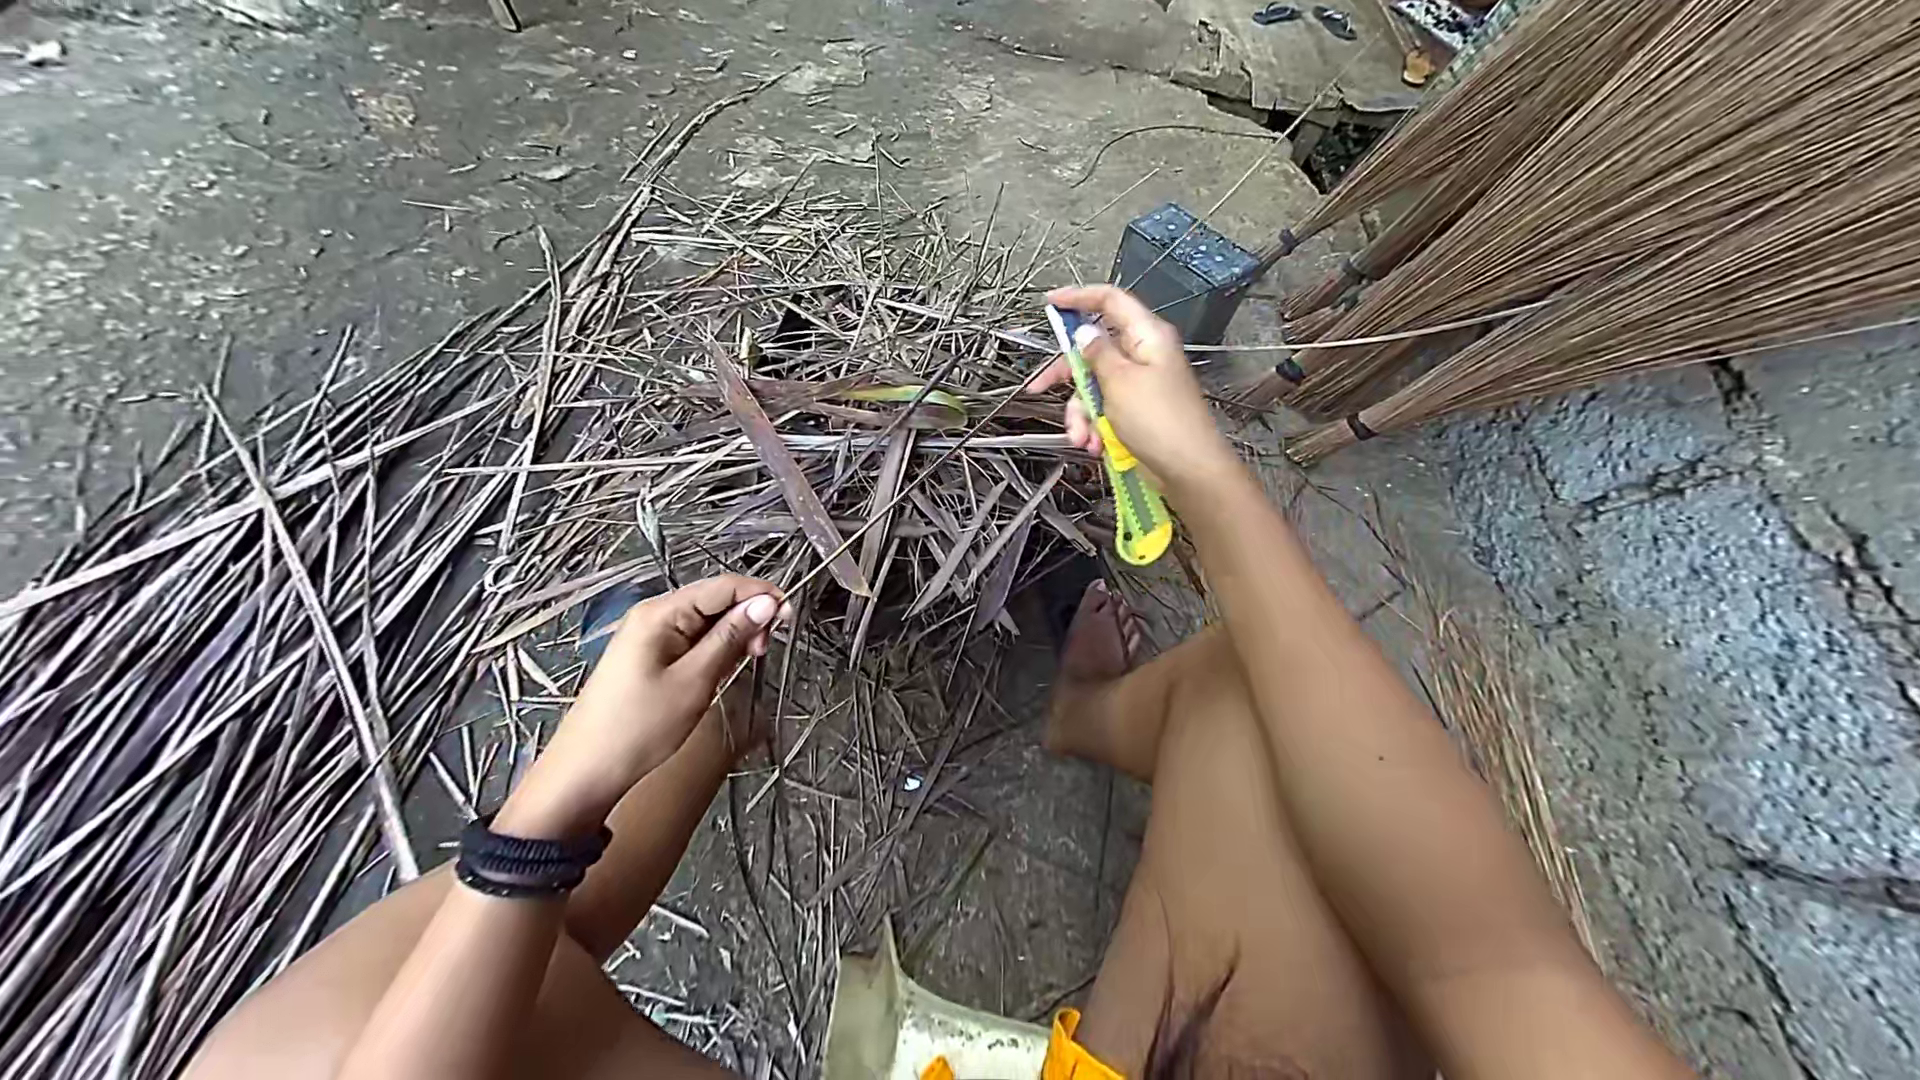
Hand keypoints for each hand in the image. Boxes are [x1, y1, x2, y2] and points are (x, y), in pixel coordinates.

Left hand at [498, 575, 788, 836]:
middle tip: (765, 647)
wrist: (586, 773)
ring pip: (709, 620)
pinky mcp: (654, 654)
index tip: (789, 615)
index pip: (724, 586)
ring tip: (748, 660)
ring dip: (735, 634)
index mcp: (661, 613)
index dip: (761, 595)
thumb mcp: (695, 679)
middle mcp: (656, 615)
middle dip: (749, 616)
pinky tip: (726, 667)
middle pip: (716, 599)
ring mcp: (653, 635)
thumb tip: (766, 602)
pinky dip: (718, 649)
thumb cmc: (638, 727)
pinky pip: (696, 639)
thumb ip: (731, 636)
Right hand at [1027, 284, 1236, 492]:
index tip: (1051, 303)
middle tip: (1040, 387)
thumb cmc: (1162, 423)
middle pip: (1092, 353)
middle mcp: (1142, 357)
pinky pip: (1102, 411)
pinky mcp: (1134, 412)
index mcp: (1146, 337)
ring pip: (1092, 388)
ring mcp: (1137, 386)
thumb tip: (1083, 335)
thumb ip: (1097, 354)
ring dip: (1081, 414)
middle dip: (1067, 377)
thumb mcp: (1120, 382)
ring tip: (1083, 437)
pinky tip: (1095, 445)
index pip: (1110, 301)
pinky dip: (1093, 428)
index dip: (1078, 298)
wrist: (1186, 470)